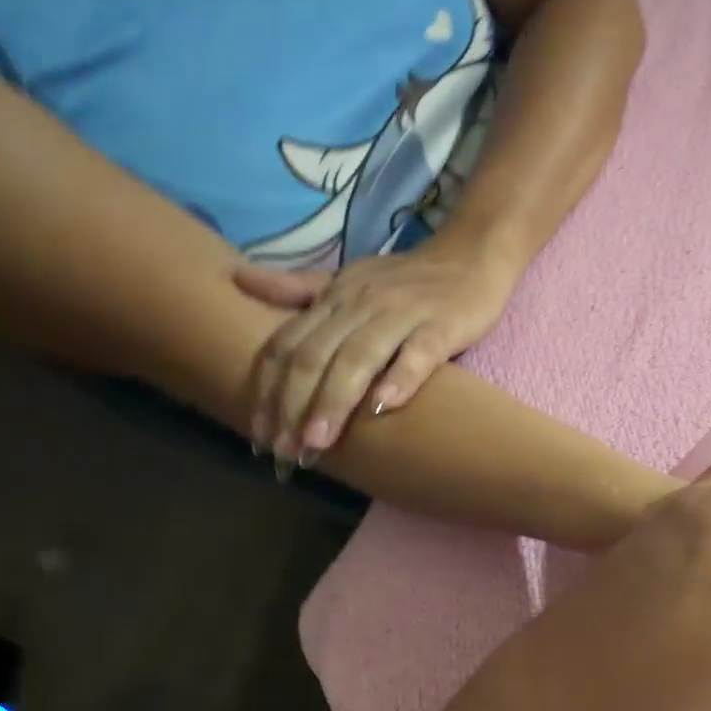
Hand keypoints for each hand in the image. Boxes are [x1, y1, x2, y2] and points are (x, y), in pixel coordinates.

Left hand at [236, 228, 520, 464]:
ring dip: (334, 401)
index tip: (262, 435)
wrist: (470, 257)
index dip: (269, 391)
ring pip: (359, 358)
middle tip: (287, 452)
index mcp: (334, 299)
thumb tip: (239, 280)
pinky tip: (384, 406)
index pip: (288, 345)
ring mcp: (402, 315)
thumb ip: (301, 289)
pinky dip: (400, 377)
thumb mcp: (350, 280)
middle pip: (316, 356)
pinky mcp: (443, 325)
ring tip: (319, 442)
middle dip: (294, 406)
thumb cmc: (410, 279)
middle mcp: (360, 305)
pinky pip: (418, 352)